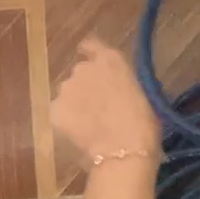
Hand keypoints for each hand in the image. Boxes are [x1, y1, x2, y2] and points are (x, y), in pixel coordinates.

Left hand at [53, 37, 161, 162]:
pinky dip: (68, 122)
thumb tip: (120, 88)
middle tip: (99, 107)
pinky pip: (60, 113)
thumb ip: (125, 83)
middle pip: (80, 74)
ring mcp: (66, 89)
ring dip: (76, 104)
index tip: (90, 59)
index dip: (90, 52)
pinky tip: (81, 136)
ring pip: (69, 94)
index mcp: (110, 61)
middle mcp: (84, 68)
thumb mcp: (143, 95)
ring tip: (90, 125)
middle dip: (87, 87)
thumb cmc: (144, 126)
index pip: (92, 45)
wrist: (123, 153)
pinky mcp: (55, 110)